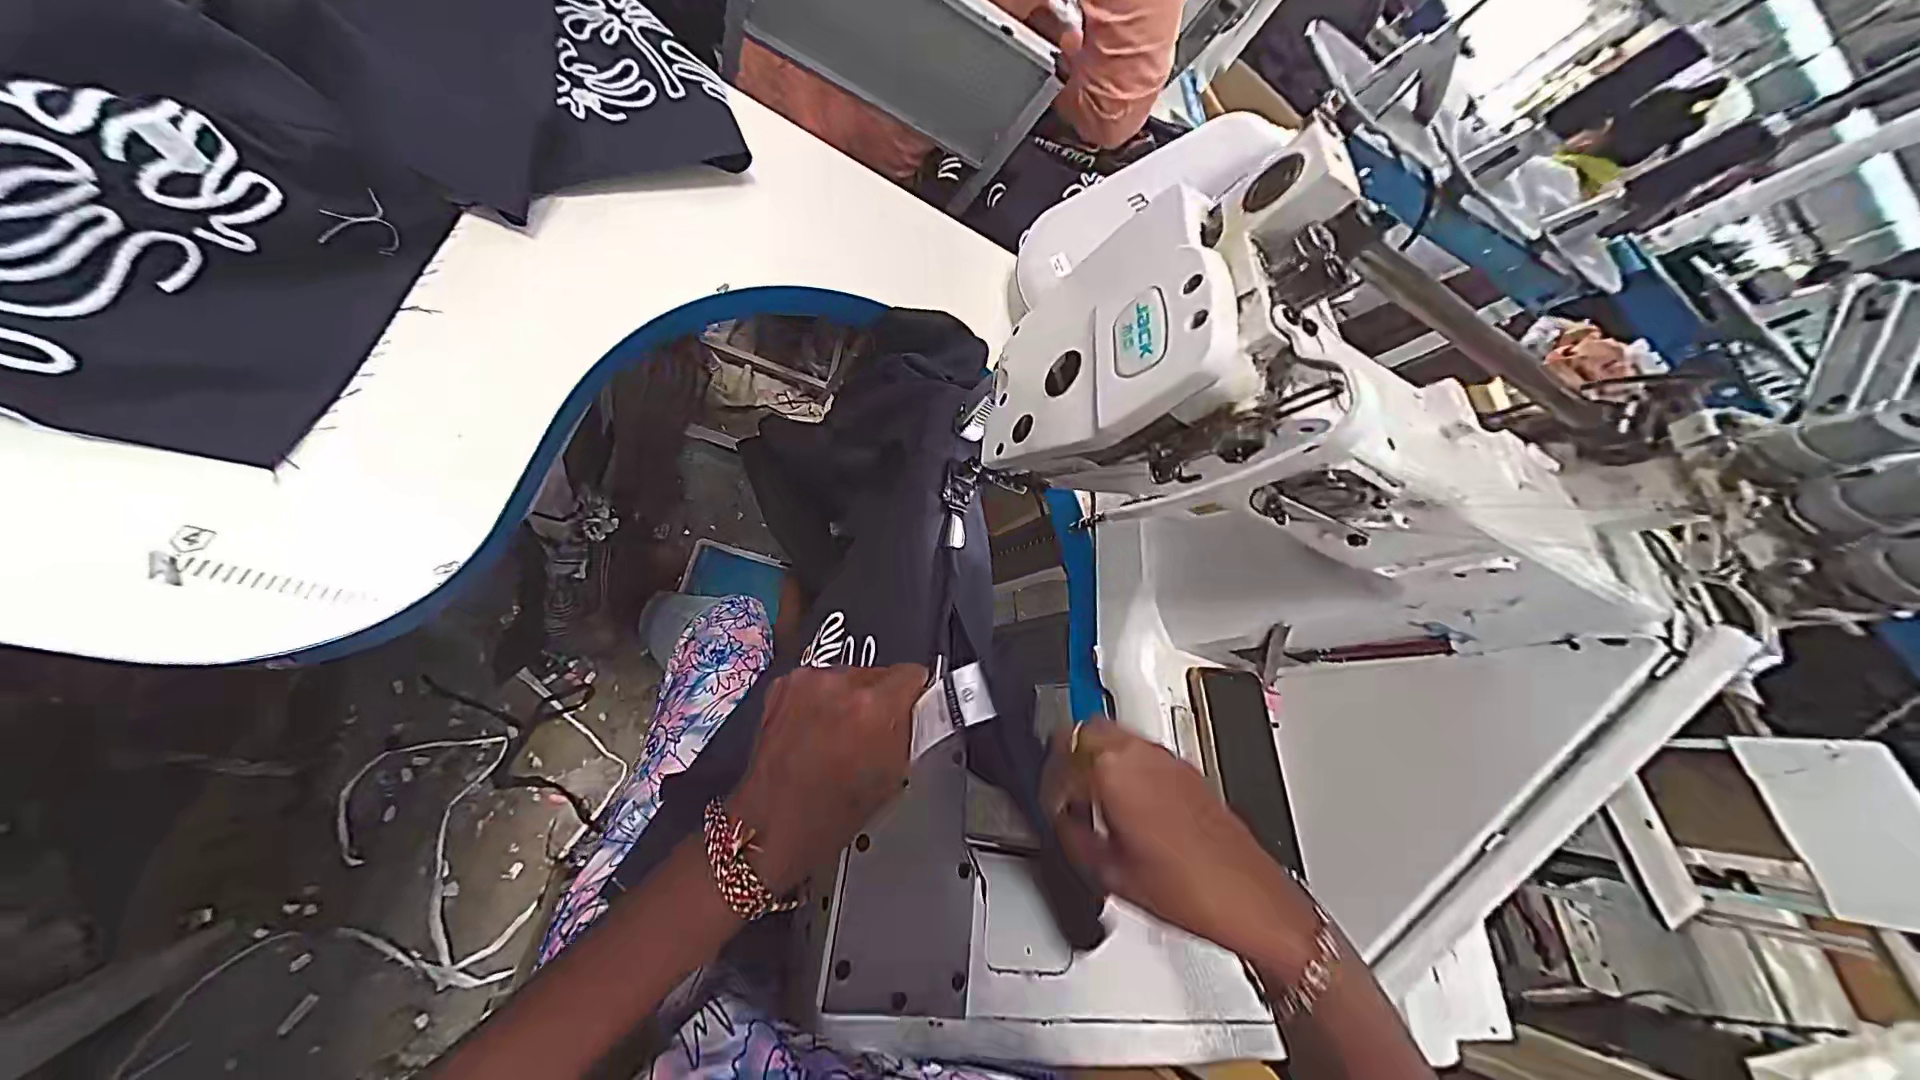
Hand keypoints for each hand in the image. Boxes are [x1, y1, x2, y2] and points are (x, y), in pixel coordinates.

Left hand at [727, 664, 927, 891]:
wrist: (773, 824)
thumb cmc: (829, 811)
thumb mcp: (894, 772)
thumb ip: (912, 728)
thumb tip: (925, 706)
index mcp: (874, 706)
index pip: (914, 673)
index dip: (917, 694)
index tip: (916, 705)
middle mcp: (839, 684)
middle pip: (881, 674)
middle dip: (882, 699)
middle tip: (875, 732)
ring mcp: (808, 681)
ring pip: (850, 676)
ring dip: (852, 698)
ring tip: (842, 736)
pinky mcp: (786, 684)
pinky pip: (820, 682)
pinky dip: (824, 700)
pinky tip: (818, 731)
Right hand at [1045, 719, 1323, 975]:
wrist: (1247, 898)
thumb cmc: (1191, 889)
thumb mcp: (1110, 873)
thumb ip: (1074, 837)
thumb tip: (1065, 823)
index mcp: (1114, 772)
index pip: (1063, 756)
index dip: (1049, 781)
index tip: (1051, 800)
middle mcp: (1141, 754)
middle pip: (1087, 727)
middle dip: (1068, 751)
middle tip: (1061, 780)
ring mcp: (1166, 758)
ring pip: (1116, 732)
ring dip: (1096, 752)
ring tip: (1089, 788)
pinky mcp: (1186, 768)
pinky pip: (1141, 748)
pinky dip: (1124, 761)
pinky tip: (1124, 796)